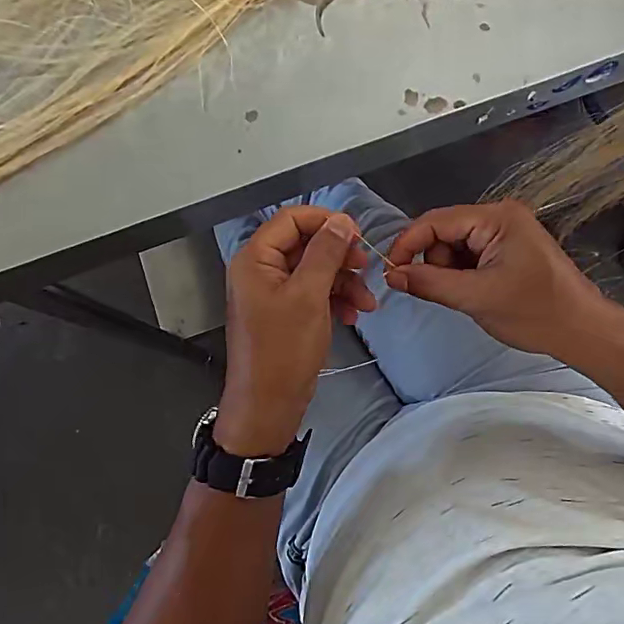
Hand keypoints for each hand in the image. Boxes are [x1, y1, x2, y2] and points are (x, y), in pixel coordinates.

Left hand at [216, 207, 377, 456]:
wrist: (269, 404)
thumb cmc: (282, 351)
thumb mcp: (309, 296)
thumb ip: (325, 254)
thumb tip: (340, 222)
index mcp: (256, 259)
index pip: (291, 219)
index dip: (325, 222)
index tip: (356, 235)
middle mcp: (262, 271)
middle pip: (307, 245)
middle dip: (340, 256)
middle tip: (365, 267)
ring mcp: (275, 293)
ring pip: (317, 271)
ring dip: (345, 282)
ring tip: (367, 302)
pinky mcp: (288, 313)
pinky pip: (316, 293)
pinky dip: (337, 300)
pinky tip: (353, 315)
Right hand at [383, 201, 623, 361]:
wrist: (581, 329)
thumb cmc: (535, 312)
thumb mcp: (476, 297)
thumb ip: (430, 283)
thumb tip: (392, 275)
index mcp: (496, 217)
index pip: (435, 221)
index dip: (407, 244)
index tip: (390, 272)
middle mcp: (500, 217)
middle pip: (444, 233)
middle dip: (435, 263)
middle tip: (448, 293)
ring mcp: (506, 233)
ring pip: (455, 248)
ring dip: (450, 273)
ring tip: (469, 297)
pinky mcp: (509, 250)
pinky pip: (471, 258)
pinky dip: (464, 277)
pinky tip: (477, 295)